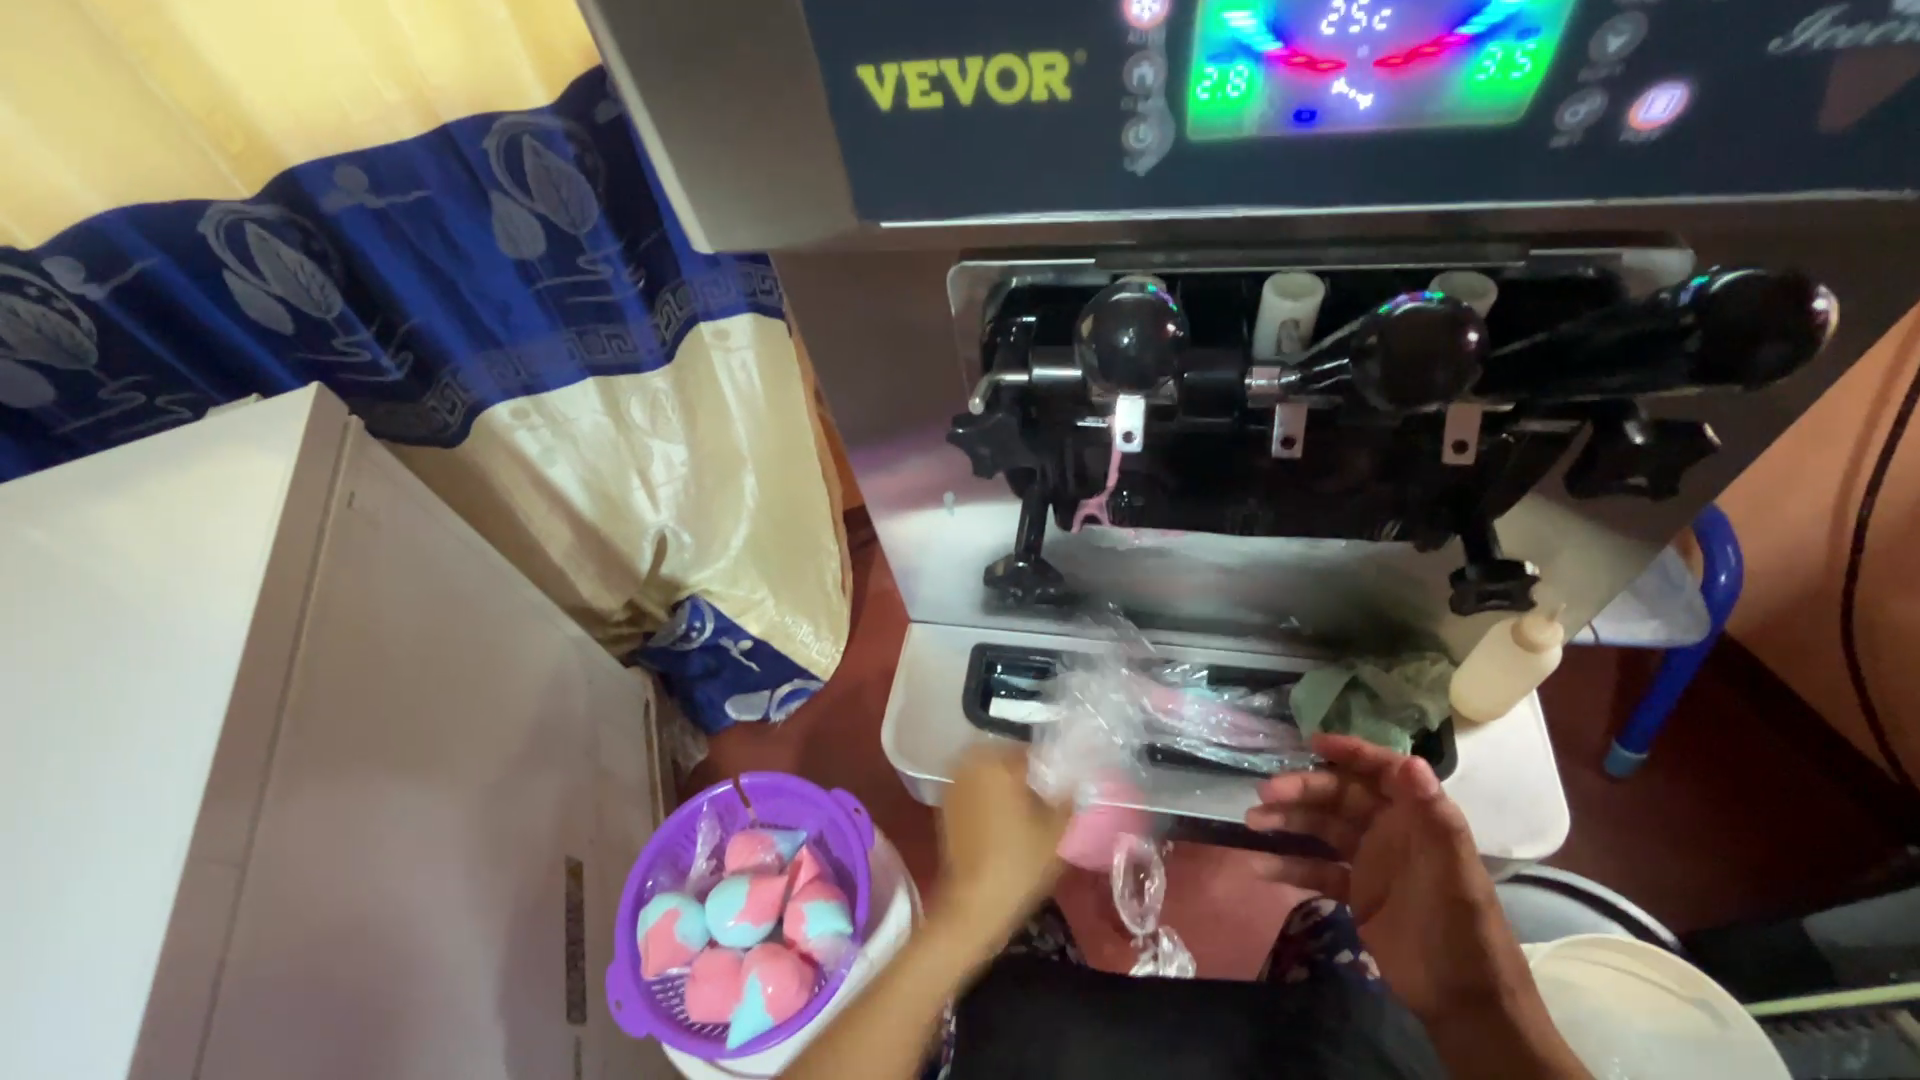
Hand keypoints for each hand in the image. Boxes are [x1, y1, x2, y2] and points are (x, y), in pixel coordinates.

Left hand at [935, 744, 1074, 953]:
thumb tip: (1078, 778)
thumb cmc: (1020, 863)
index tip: (1065, 784)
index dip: (1053, 766)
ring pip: (990, 773)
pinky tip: (1005, 820)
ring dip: (1007, 784)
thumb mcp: (1058, 828)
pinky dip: (990, 797)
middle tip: (1048, 796)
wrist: (974, 904)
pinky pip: (975, 789)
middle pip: (1009, 758)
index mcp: (998, 761)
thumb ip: (1070, 794)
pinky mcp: (945, 805)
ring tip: (1028, 809)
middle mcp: (971, 764)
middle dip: (1027, 772)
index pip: (1033, 750)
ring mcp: (954, 783)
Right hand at [1245, 735, 1540, 1025]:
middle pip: (1340, 797)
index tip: (1312, 743)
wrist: (1463, 998)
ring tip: (1252, 822)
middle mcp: (1391, 831)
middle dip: (1302, 790)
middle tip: (1264, 793)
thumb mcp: (1453, 870)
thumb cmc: (1463, 926)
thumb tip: (1411, 761)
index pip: (1382, 771)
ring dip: (1288, 821)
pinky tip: (1258, 866)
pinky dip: (1288, 865)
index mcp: (1418, 818)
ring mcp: (1371, 862)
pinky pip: (1316, 869)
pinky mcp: (1356, 893)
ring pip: (1322, 828)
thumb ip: (1434, 815)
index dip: (1350, 752)